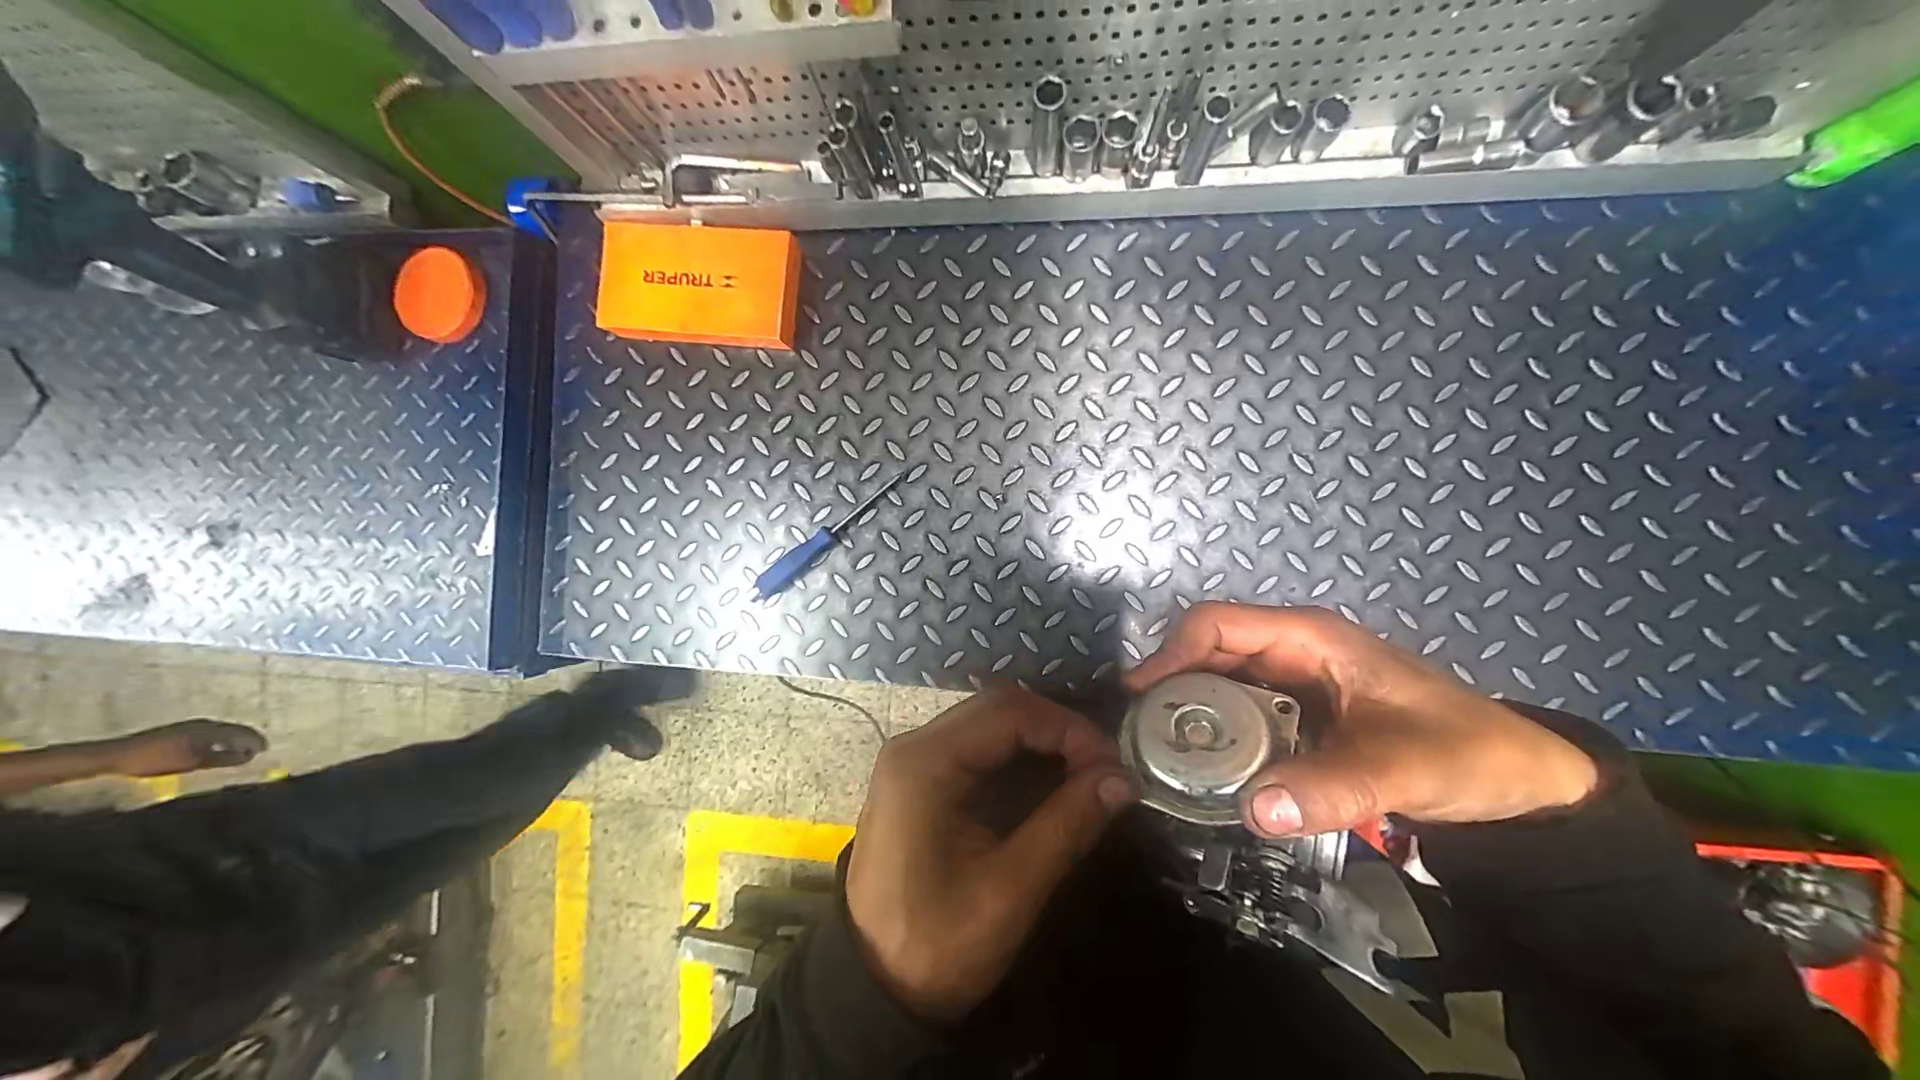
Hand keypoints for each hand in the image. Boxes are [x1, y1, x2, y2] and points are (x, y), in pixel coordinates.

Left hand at [108, 719, 266, 776]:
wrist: (116, 755)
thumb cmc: (156, 761)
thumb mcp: (192, 763)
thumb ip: (222, 759)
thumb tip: (248, 756)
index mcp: (211, 729)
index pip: (243, 732)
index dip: (256, 741)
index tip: (265, 750)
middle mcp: (205, 724)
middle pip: (234, 729)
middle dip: (248, 738)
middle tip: (257, 749)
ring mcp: (190, 726)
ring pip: (222, 730)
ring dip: (234, 738)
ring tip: (239, 749)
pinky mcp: (179, 731)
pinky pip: (209, 732)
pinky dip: (220, 739)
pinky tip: (214, 748)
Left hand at [845, 687, 1135, 1023]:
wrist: (872, 985)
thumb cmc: (935, 943)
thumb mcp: (1008, 891)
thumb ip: (1066, 826)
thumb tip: (1122, 780)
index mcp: (925, 763)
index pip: (1009, 712)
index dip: (1068, 729)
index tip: (1113, 764)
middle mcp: (914, 746)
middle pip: (998, 709)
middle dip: (1058, 731)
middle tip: (1104, 770)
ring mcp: (913, 760)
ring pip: (989, 725)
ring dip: (1040, 742)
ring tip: (1085, 776)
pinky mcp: (919, 780)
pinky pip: (976, 749)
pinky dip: (1017, 758)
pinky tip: (1048, 785)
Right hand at [1124, 603, 1596, 838]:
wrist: (1523, 779)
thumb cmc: (1465, 752)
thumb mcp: (1400, 768)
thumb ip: (1331, 787)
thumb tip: (1253, 811)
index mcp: (1309, 638)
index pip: (1218, 625)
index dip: (1171, 652)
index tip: (1140, 697)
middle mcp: (1293, 650)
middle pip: (1209, 651)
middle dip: (1171, 684)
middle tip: (1140, 733)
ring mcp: (1296, 680)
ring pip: (1221, 680)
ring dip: (1189, 709)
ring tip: (1159, 751)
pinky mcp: (1300, 711)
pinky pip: (1241, 711)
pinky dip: (1216, 731)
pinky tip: (1203, 764)